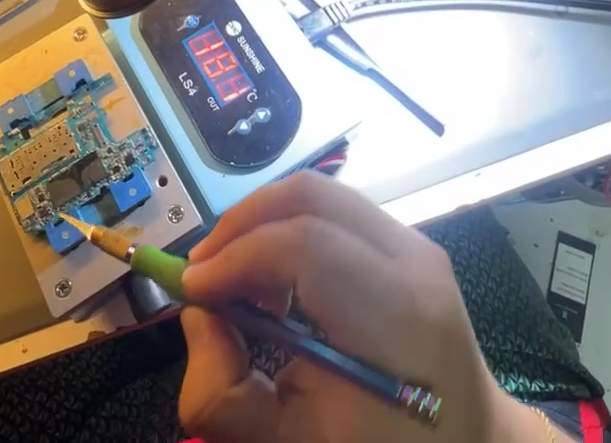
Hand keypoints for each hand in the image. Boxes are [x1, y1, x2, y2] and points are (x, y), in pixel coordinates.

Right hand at [178, 173, 547, 441]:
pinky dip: (289, 224)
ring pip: (319, 192)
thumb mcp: (290, 442)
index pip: (304, 245)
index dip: (237, 257)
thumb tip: (200, 315)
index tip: (194, 289)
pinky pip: (335, 208)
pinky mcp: (407, 239)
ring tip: (238, 275)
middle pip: (310, 195)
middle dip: (242, 221)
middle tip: (206, 268)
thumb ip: (223, 392)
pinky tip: (276, 275)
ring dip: (264, 220)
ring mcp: (415, 242)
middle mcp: (412, 261)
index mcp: (395, 317)